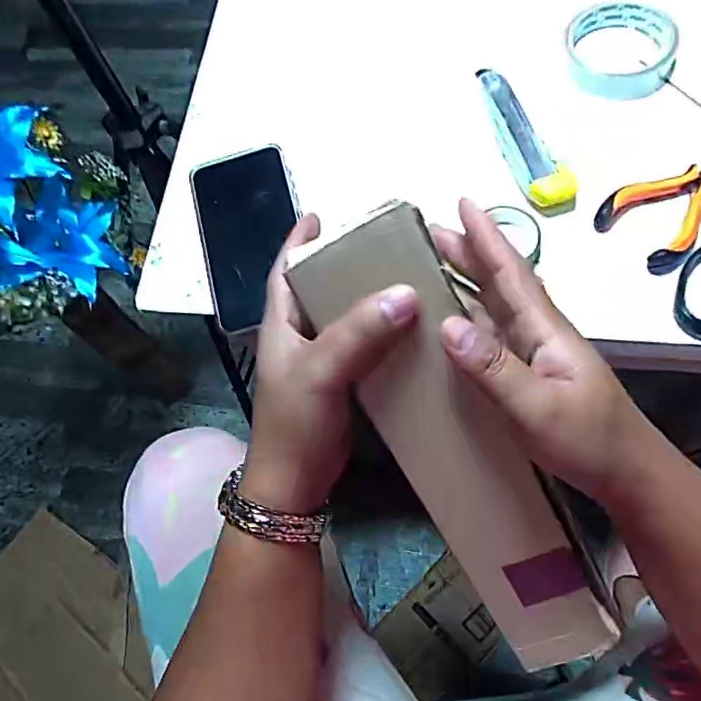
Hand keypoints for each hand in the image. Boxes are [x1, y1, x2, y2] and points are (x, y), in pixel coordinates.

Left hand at [242, 213, 418, 511]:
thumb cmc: (295, 424)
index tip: (326, 215)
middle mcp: (303, 336)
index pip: (287, 270)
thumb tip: (404, 293)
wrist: (298, 485)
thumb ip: (358, 333)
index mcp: (283, 323)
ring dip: (376, 303)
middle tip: (391, 250)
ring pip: (352, 320)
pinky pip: (370, 349)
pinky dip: (390, 337)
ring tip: (412, 283)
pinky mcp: (348, 384)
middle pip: (326, 289)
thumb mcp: (320, 372)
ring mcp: (326, 362)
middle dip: (352, 266)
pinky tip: (416, 334)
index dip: (302, 241)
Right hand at [434, 199, 665, 504]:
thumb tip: (449, 324)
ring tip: (441, 267)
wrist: (627, 471)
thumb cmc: (589, 440)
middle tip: (435, 231)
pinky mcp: (540, 377)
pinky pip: (502, 337)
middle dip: (472, 255)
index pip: (513, 275)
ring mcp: (543, 356)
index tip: (463, 204)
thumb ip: (494, 368)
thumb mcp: (536, 408)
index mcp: (547, 332)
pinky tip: (464, 325)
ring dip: (473, 284)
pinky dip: (480, 320)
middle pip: (505, 286)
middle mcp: (544, 335)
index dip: (487, 240)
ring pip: (502, 309)